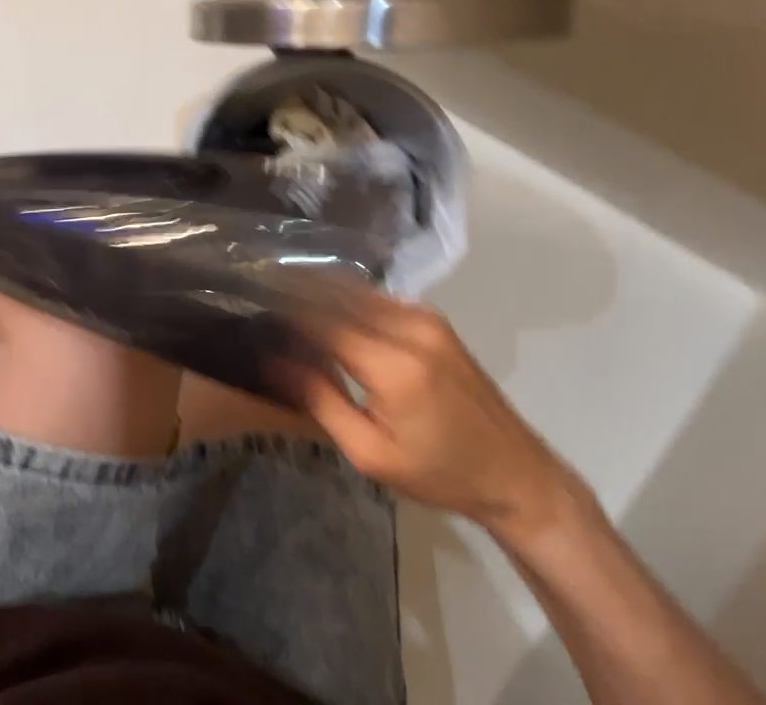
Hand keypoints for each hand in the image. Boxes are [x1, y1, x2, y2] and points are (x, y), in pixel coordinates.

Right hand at [281, 299, 588, 542]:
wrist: (517, 475)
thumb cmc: (438, 473)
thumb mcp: (369, 452)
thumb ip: (319, 400)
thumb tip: (272, 360)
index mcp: (392, 365)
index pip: (317, 320)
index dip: (279, 315)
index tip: (248, 316)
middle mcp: (410, 329)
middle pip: (335, 295)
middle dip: (293, 296)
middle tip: (257, 304)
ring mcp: (427, 321)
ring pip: (355, 291)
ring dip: (317, 293)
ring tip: (281, 304)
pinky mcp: (435, 322)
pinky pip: (378, 299)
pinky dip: (345, 299)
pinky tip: (323, 311)